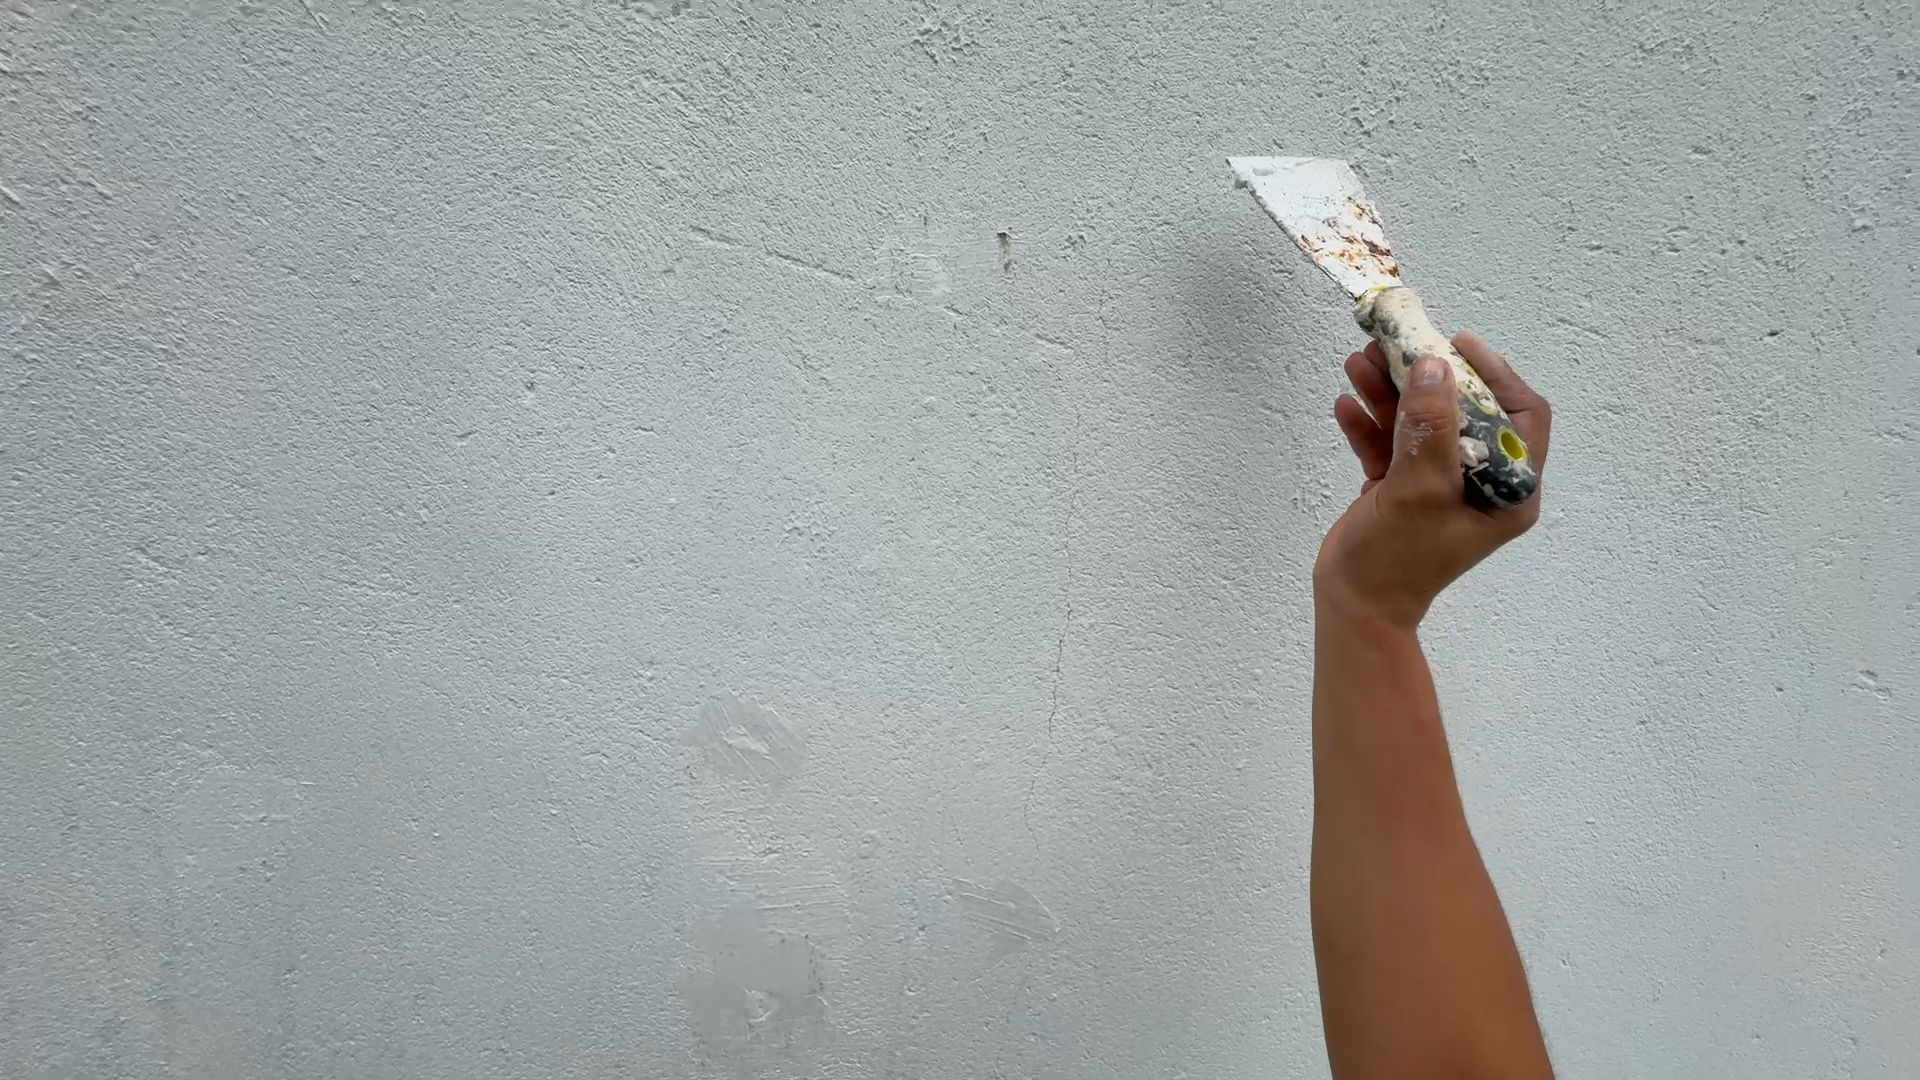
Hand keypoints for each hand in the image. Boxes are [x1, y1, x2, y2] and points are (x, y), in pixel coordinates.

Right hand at [1314, 332, 1552, 629]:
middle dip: (1424, 378)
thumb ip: (1429, 429)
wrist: (1353, 604)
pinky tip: (1345, 405)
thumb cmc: (1397, 558)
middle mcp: (1477, 482)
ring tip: (1356, 364)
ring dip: (1388, 395)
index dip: (1493, 374)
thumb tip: (1432, 366)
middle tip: (1393, 345)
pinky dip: (1368, 426)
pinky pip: (1388, 447)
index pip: (1519, 415)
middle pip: (1459, 413)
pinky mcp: (1399, 489)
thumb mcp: (1418, 491)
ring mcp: (1435, 484)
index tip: (1456, 344)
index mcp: (1507, 488)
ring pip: (1418, 426)